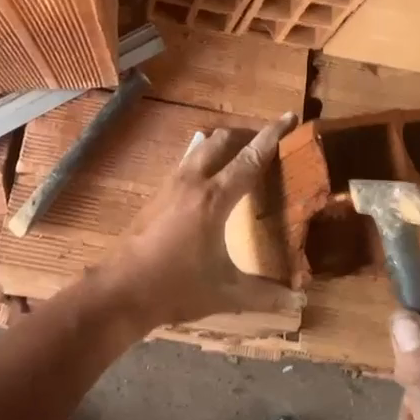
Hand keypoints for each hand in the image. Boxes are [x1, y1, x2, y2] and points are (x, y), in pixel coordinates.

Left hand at [93, 115, 300, 331]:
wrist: (122, 289)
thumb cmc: (176, 288)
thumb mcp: (225, 293)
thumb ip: (264, 295)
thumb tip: (298, 302)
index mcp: (213, 198)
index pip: (249, 158)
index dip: (271, 136)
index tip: (289, 117)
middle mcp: (192, 182)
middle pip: (222, 140)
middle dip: (247, 134)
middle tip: (269, 141)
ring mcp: (171, 184)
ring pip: (202, 147)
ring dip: (224, 144)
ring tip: (243, 155)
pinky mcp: (157, 193)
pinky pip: (188, 162)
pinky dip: (206, 158)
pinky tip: (212, 179)